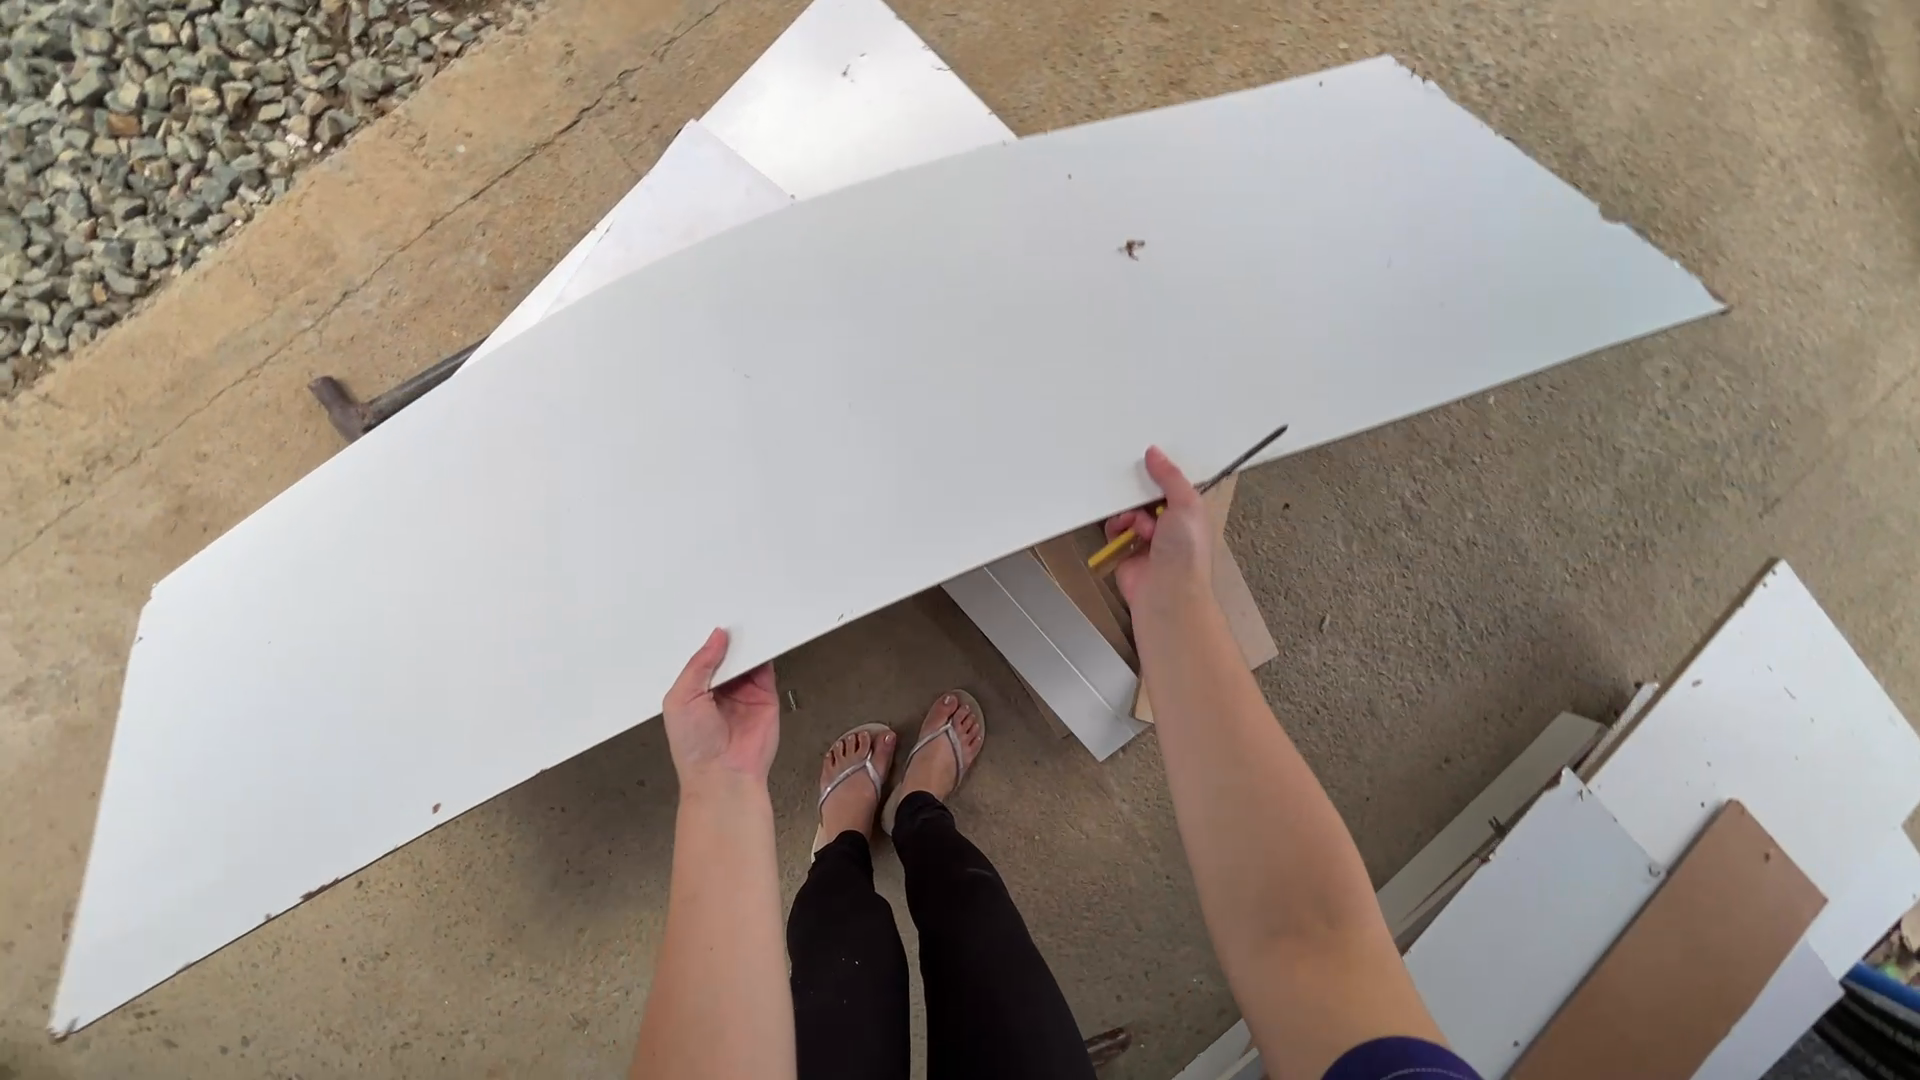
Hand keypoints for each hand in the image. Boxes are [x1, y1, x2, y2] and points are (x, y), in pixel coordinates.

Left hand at [662, 628, 780, 796]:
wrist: (724, 773)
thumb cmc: (694, 747)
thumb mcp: (681, 699)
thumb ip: (698, 665)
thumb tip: (716, 637)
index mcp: (693, 689)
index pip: (701, 657)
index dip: (705, 640)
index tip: (711, 618)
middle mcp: (719, 689)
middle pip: (726, 654)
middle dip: (728, 638)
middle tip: (731, 615)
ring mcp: (743, 691)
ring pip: (747, 657)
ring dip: (748, 642)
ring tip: (747, 624)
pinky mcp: (765, 694)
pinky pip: (767, 668)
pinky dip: (767, 652)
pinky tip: (763, 639)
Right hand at [1103, 446, 1214, 612]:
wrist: (1166, 592)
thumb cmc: (1185, 550)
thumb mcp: (1187, 504)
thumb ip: (1170, 477)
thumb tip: (1153, 452)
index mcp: (1190, 513)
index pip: (1174, 485)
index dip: (1162, 473)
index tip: (1148, 456)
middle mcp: (1169, 525)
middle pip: (1147, 496)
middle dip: (1139, 492)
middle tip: (1135, 488)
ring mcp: (1147, 538)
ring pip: (1128, 510)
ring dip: (1129, 512)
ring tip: (1137, 523)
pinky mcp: (1125, 550)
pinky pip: (1113, 528)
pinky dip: (1115, 526)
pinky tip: (1122, 530)